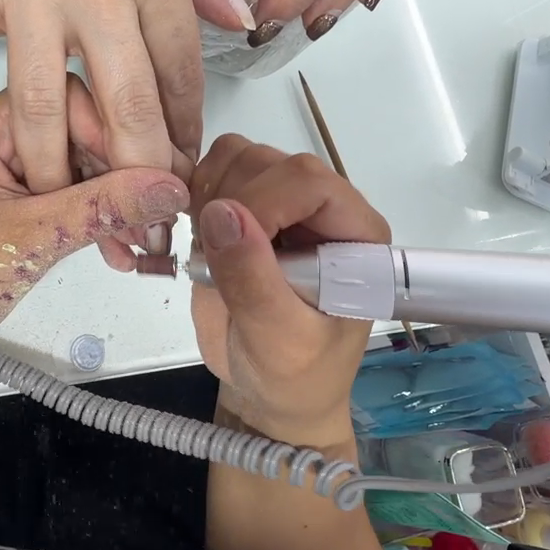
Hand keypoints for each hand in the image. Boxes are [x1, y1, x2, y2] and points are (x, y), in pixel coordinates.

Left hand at [0, 76, 190, 370]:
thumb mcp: (29, 240)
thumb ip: (100, 209)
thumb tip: (174, 187)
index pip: (68, 99)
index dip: (114, 135)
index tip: (151, 178)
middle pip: (77, 134)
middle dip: (117, 178)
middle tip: (156, 221)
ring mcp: (4, 168)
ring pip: (75, 169)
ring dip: (107, 206)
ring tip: (138, 246)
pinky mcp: (10, 199)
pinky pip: (62, 195)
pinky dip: (88, 220)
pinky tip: (116, 250)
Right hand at [188, 134, 386, 446]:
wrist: (270, 392)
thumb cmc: (292, 375)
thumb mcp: (279, 341)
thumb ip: (254, 280)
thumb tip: (221, 213)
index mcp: (353, 235)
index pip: (307, 181)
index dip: (261, 204)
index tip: (229, 251)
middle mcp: (321, 208)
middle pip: (269, 162)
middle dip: (229, 202)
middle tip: (213, 257)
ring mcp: (281, 203)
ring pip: (238, 157)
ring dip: (208, 194)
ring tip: (208, 250)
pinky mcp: (246, 205)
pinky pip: (215, 168)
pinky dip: (195, 191)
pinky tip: (198, 236)